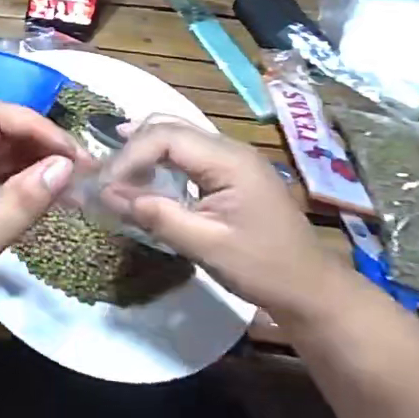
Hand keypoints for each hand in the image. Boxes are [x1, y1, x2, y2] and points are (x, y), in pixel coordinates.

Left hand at [0, 102, 83, 315]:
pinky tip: (48, 191)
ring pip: (0, 148)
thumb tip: (66, 166)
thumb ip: (24, 198)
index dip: (36, 126)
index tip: (72, 152)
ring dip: (35, 159)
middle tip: (81, 166)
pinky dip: (23, 177)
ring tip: (72, 179)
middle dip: (40, 141)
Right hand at [123, 115, 353, 323]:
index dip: (130, 156)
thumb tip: (105, 195)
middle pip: (169, 126)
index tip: (106, 184)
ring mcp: (232, 158)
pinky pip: (186, 151)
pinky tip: (145, 176)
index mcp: (229, 160)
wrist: (313, 291)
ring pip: (176, 134)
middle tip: (105, 174)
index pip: (165, 137)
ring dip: (144, 150)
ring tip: (119, 174)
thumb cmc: (262, 268)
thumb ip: (155, 215)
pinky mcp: (230, 171)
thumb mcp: (205, 246)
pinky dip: (159, 159)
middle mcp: (230, 148)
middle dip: (132, 147)